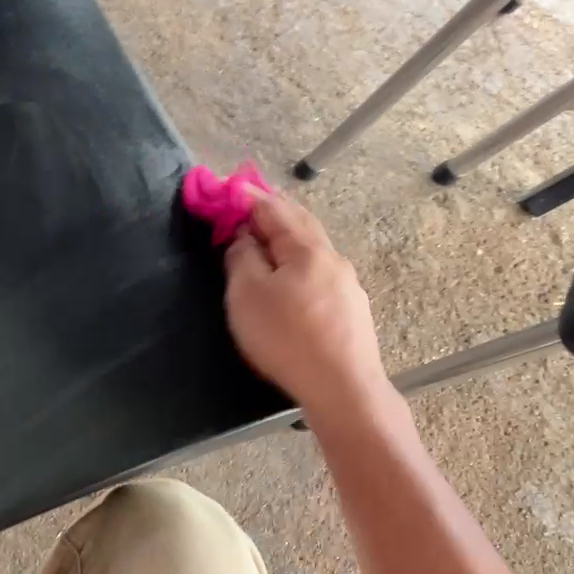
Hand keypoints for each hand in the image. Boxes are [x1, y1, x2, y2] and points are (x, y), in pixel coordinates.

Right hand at [223, 187, 391, 424]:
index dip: (246, 196)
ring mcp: (345, 284)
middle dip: (271, 210)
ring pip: (311, 249)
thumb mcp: (247, 295)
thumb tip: (242, 238)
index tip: (225, 188)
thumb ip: (241, 259)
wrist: (341, 386)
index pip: (273, 209)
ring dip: (286, 236)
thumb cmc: (286, 337)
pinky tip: (290, 275)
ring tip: (265, 236)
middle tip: (247, 201)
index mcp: (305, 248)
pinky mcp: (349, 309)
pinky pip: (317, 272)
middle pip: (299, 224)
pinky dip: (297, 261)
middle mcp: (331, 258)